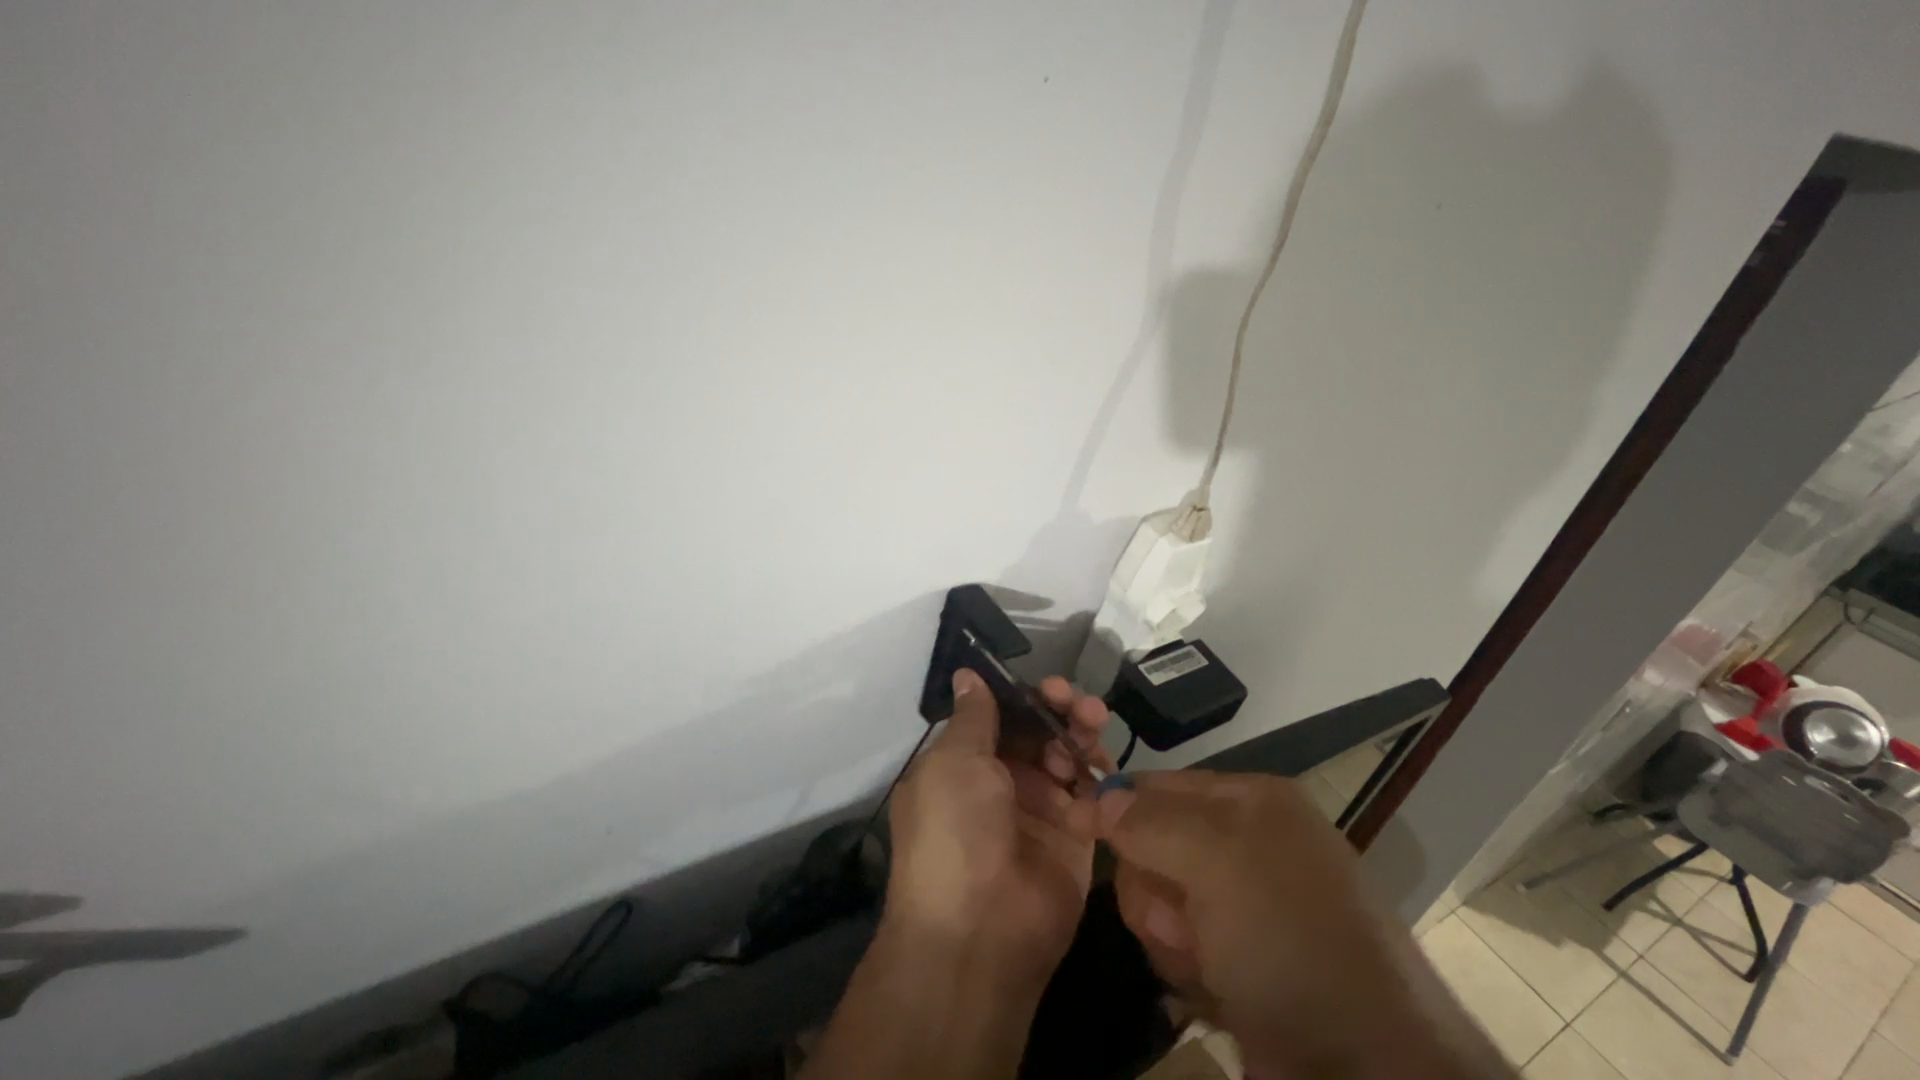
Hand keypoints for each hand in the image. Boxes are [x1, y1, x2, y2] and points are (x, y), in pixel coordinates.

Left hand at [884, 668, 1111, 987]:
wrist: (979, 932)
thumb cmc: (954, 834)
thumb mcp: (953, 763)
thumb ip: (973, 718)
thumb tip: (967, 676)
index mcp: (963, 765)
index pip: (1002, 717)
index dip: (1026, 697)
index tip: (1050, 686)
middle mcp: (1001, 784)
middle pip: (1040, 733)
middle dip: (1061, 711)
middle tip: (1080, 704)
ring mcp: (1041, 812)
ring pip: (1070, 758)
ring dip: (1083, 735)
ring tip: (1094, 725)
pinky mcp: (1078, 840)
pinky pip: (1094, 796)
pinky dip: (1101, 776)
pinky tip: (1102, 767)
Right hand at [1097, 771, 1514, 1078]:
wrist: (1363, 1061)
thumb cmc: (1288, 938)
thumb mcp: (1218, 861)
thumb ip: (1151, 822)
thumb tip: (1098, 796)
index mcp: (1254, 801)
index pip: (1159, 785)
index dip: (1120, 812)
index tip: (1085, 836)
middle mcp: (1250, 845)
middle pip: (1151, 847)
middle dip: (1154, 890)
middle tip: (1184, 922)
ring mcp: (1247, 907)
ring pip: (1159, 903)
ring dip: (1168, 937)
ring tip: (1205, 964)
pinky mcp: (1242, 961)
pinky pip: (1180, 948)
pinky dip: (1185, 970)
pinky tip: (1212, 990)